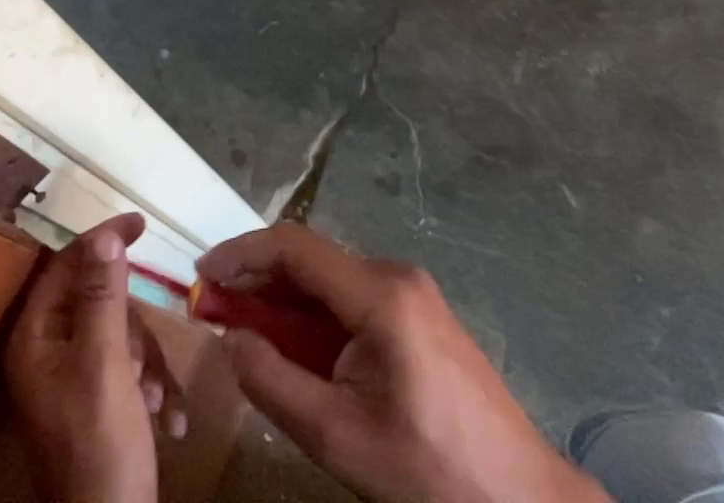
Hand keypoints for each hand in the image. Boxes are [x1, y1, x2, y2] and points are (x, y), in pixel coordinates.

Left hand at [5, 214, 184, 502]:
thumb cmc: (101, 443)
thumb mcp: (105, 363)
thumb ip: (103, 297)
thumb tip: (105, 234)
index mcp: (35, 337)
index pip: (64, 267)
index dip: (100, 240)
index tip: (140, 221)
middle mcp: (48, 352)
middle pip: (99, 305)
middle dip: (135, 331)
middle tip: (146, 366)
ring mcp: (72, 380)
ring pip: (122, 338)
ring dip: (149, 365)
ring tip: (159, 402)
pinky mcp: (97, 404)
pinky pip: (130, 371)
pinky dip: (154, 389)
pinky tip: (170, 420)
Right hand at [198, 225, 610, 502]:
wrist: (522, 499)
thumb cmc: (427, 466)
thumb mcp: (334, 433)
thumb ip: (269, 379)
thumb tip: (230, 339)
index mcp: (379, 294)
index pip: (292, 246)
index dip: (239, 254)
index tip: (200, 277)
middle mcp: (396, 277)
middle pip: (308, 258)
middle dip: (255, 280)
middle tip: (215, 311)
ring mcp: (413, 295)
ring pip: (327, 279)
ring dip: (281, 300)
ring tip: (245, 331)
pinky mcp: (419, 317)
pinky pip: (350, 299)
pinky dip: (310, 315)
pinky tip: (293, 346)